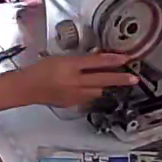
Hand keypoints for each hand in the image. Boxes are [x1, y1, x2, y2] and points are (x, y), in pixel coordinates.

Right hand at [15, 52, 137, 108]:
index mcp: (70, 66)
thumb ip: (79, 60)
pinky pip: (88, 97)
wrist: (27, 88)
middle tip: (134, 78)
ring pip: (98, 90)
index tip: (125, 58)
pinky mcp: (72, 103)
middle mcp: (74, 82)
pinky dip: (92, 91)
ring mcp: (74, 95)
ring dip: (105, 85)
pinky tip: (90, 88)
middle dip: (120, 79)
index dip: (112, 60)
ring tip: (113, 80)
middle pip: (102, 80)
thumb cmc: (40, 70)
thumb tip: (97, 59)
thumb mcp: (60, 58)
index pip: (96, 62)